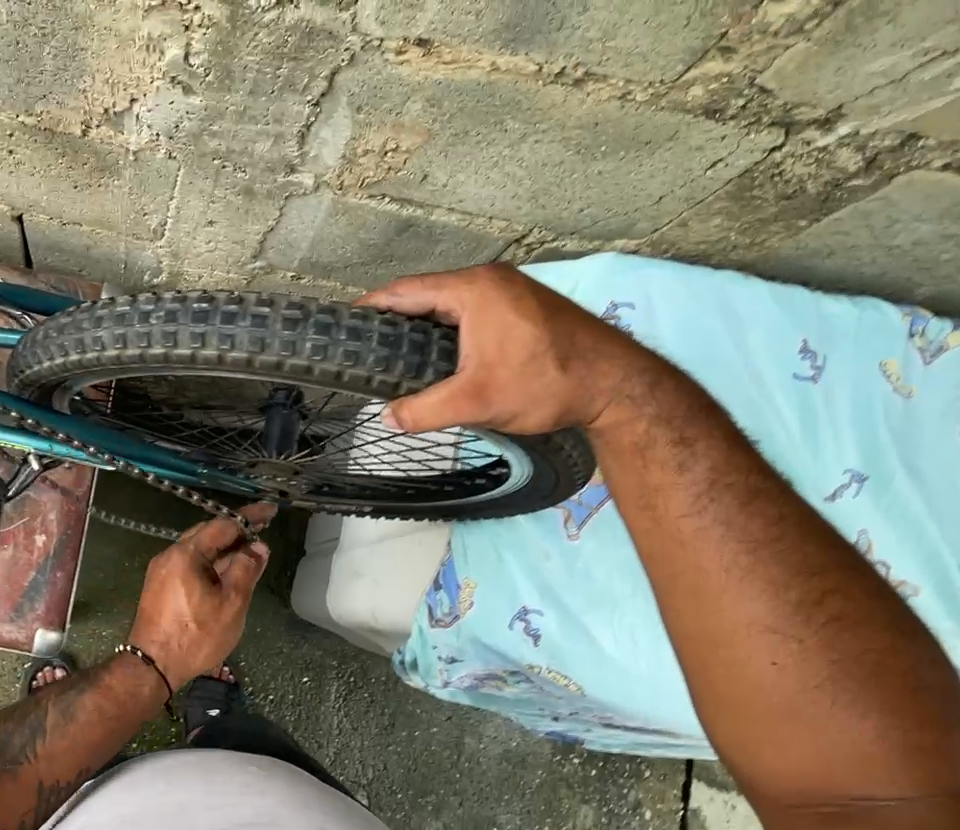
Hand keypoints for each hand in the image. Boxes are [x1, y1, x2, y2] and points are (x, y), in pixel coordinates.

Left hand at [126, 504, 275, 688]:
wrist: (152, 666)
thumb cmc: (195, 636)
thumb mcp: (231, 603)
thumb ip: (247, 570)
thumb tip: (258, 547)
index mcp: (186, 554)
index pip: (222, 526)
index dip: (249, 517)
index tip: (270, 510)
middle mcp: (169, 556)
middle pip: (207, 534)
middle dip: (235, 531)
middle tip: (263, 528)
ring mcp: (162, 571)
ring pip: (198, 551)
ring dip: (224, 549)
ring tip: (250, 550)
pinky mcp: (159, 587)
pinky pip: (190, 565)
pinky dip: (211, 563)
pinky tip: (227, 571)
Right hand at [358, 263, 671, 434]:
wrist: (616, 384)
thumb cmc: (546, 382)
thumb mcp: (475, 402)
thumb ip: (423, 410)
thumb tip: (387, 419)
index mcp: (473, 289)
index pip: (404, 291)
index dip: (370, 307)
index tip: (342, 322)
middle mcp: (490, 280)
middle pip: (425, 294)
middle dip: (392, 318)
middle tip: (362, 346)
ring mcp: (510, 291)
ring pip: (448, 304)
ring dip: (420, 325)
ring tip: (391, 354)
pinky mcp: (523, 308)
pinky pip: (470, 311)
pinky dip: (446, 329)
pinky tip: (436, 356)